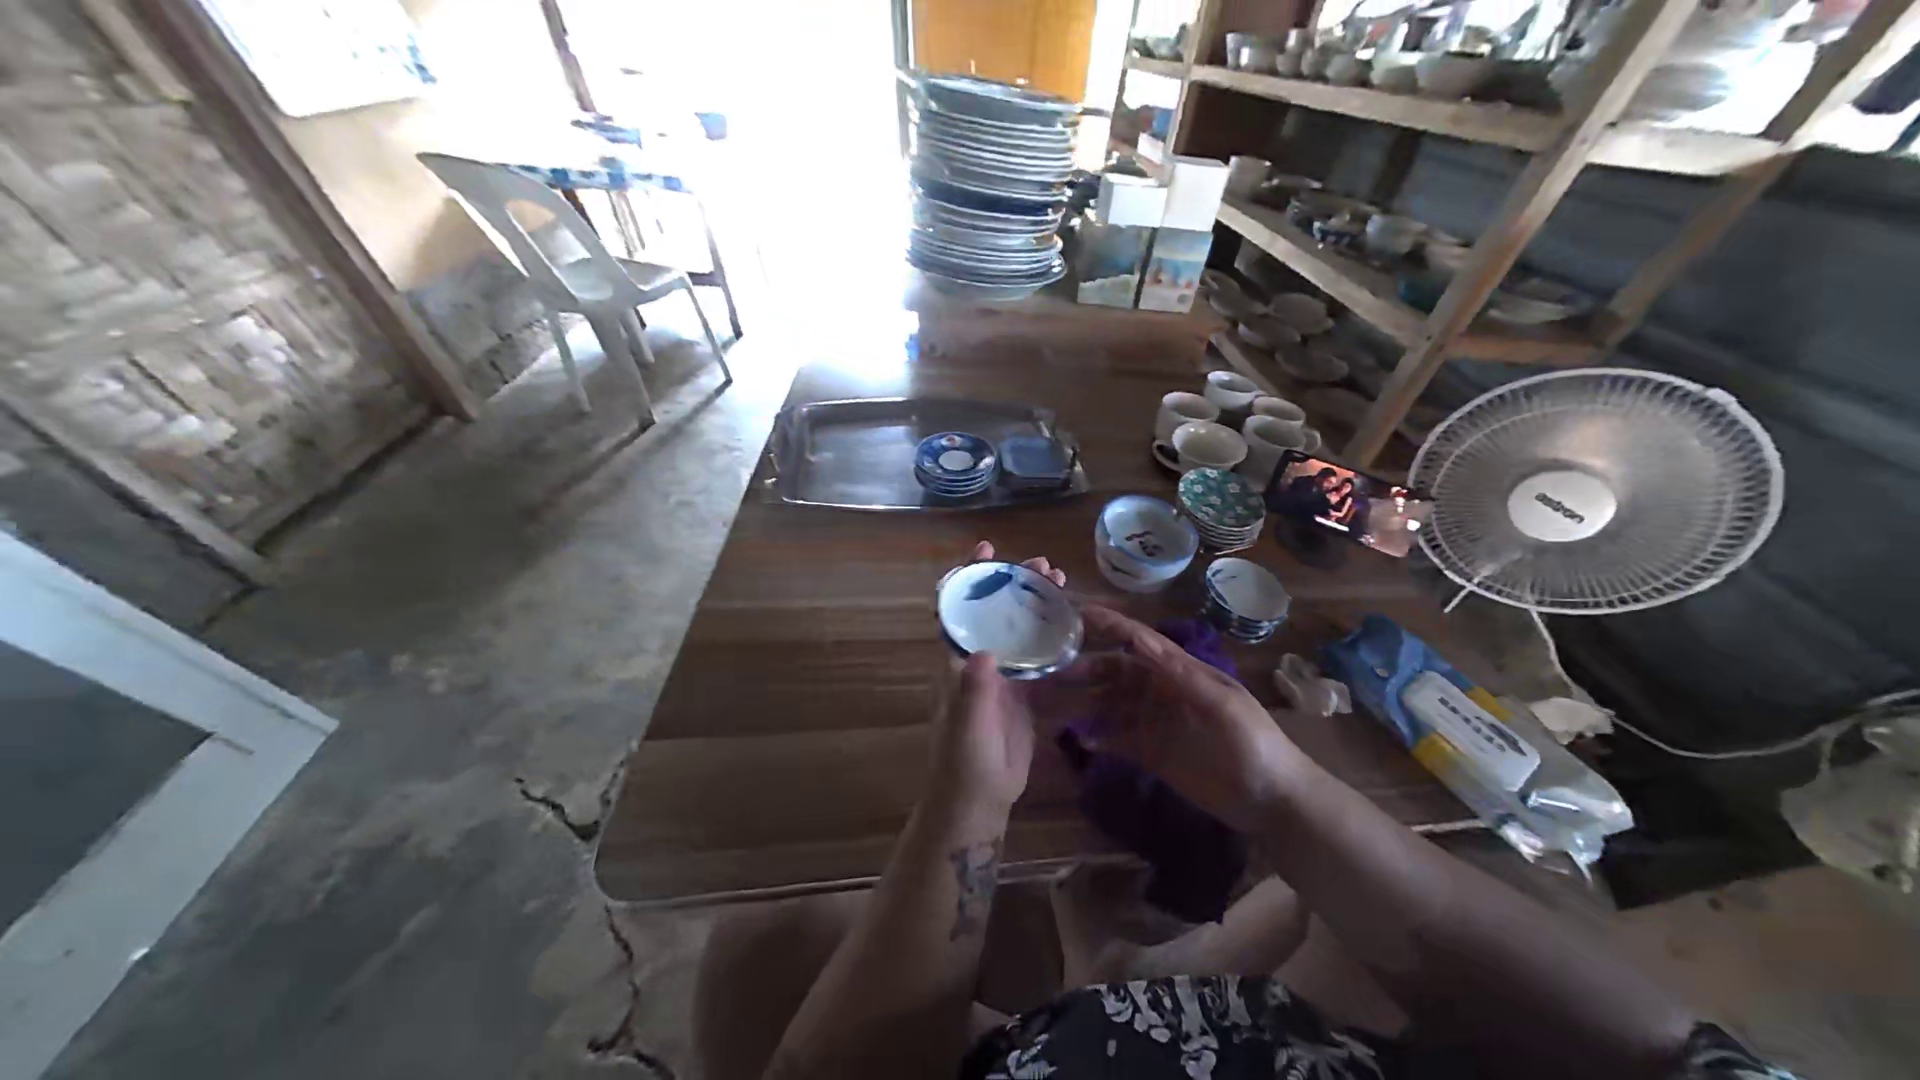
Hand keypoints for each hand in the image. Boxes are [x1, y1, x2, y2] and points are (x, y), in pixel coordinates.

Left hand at [925, 542, 1068, 814]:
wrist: (978, 800)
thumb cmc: (964, 763)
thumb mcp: (968, 727)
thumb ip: (975, 691)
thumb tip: (984, 651)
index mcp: (957, 662)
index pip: (958, 609)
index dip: (968, 577)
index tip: (986, 549)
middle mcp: (978, 661)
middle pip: (995, 612)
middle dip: (1013, 584)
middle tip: (1044, 566)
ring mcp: (1002, 676)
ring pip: (1018, 630)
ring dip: (1035, 605)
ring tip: (1061, 583)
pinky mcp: (1022, 694)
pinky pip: (1038, 657)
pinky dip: (1052, 638)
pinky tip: (1072, 625)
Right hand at [1069, 605, 1308, 829]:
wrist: (1273, 802)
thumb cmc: (1253, 744)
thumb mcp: (1220, 705)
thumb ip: (1179, 674)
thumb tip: (1140, 640)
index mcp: (1180, 671)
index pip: (1138, 640)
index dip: (1109, 626)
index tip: (1075, 614)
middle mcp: (1161, 691)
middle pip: (1114, 671)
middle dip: (1083, 667)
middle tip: (1048, 668)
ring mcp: (1154, 723)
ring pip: (1109, 704)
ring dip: (1082, 702)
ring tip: (1049, 703)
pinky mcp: (1150, 753)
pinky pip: (1115, 739)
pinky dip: (1095, 738)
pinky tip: (1077, 741)